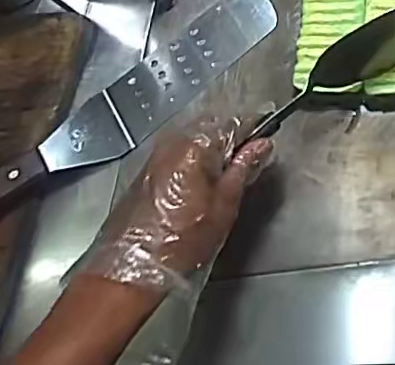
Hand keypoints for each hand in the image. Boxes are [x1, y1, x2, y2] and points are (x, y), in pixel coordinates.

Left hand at [76, 118, 274, 294]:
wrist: (128, 272)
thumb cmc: (181, 241)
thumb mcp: (224, 206)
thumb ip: (244, 168)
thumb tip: (263, 143)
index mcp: (197, 143)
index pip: (235, 122)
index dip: (254, 131)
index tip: (266, 141)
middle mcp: (175, 138)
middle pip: (214, 127)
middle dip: (232, 142)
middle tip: (244, 168)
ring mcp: (158, 151)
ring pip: (196, 140)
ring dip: (212, 153)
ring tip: (221, 182)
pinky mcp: (147, 167)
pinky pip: (180, 152)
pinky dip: (193, 162)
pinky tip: (197, 188)